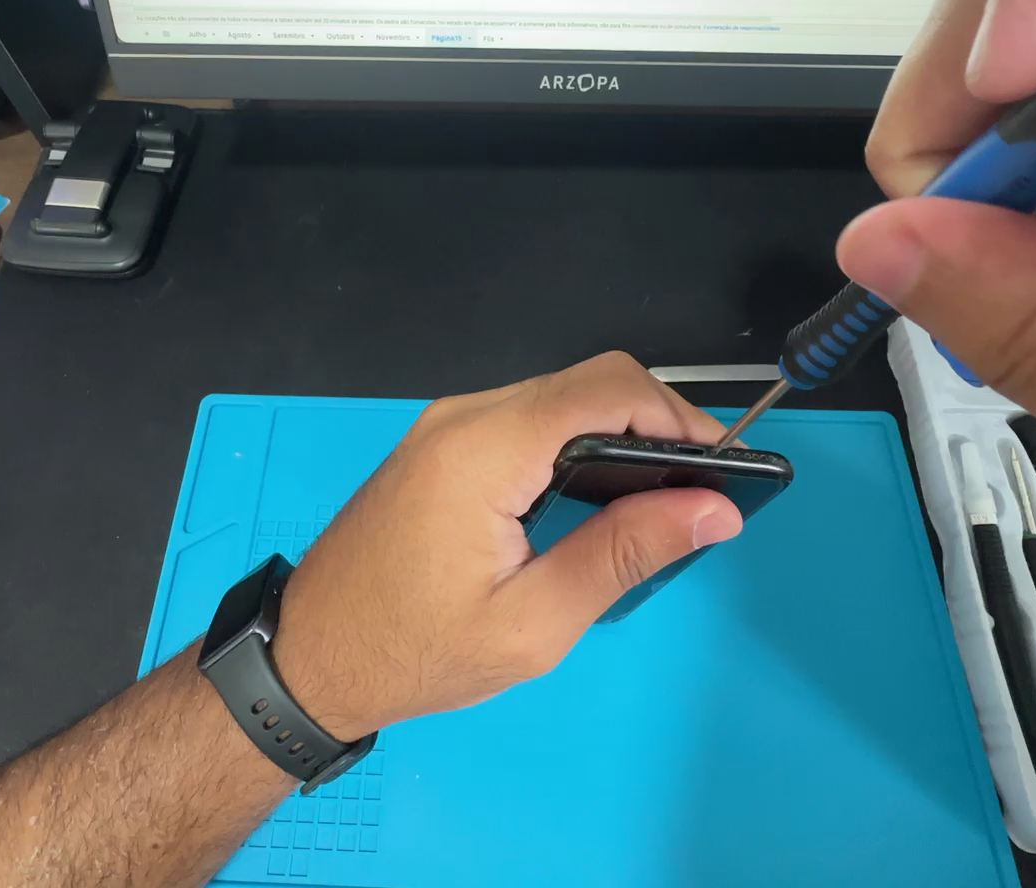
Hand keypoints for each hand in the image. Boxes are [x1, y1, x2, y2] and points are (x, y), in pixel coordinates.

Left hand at [267, 352, 742, 740]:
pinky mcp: (443, 440)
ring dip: (618, 431)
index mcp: (484, 448)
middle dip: (656, 422)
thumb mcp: (532, 623)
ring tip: (663, 494)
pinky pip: (528, 417)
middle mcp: (465, 414)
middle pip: (585, 382)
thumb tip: (713, 509)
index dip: (677, 416)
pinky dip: (578, 440)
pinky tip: (602, 490)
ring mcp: (448, 423)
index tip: (725, 466)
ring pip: (559, 396)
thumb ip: (624, 554)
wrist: (310, 653)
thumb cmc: (416, 651)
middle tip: (700, 488)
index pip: (605, 390)